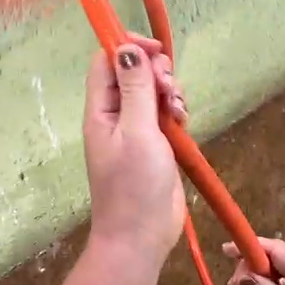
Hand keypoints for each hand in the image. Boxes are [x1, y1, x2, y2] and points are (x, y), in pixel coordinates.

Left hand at [83, 35, 186, 258]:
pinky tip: (184, 120)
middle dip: (155, 71)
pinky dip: (175, 110)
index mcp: (100, 110)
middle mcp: (114, 115)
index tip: (156, 50)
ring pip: (151, 91)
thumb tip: (127, 48)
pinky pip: (163, 113)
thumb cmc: (134, 185)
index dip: (128, 47)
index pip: (106, 61)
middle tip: (169, 88)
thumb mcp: (137, 131)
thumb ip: (135, 88)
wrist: (141, 237)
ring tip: (179, 110)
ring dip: (169, 91)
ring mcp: (134, 129)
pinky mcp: (154, 143)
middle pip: (133, 73)